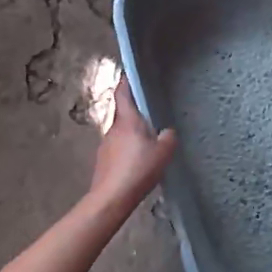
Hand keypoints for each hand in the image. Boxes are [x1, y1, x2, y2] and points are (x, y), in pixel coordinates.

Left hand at [88, 78, 178, 209]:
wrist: (111, 198)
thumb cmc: (138, 169)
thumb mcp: (163, 152)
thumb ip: (168, 137)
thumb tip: (167, 131)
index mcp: (128, 121)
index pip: (122, 93)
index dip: (126, 82)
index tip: (130, 73)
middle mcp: (113, 129)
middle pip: (123, 114)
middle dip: (135, 112)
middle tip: (151, 113)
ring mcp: (105, 145)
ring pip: (121, 133)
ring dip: (132, 133)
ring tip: (148, 142)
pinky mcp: (103, 161)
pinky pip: (118, 149)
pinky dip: (128, 150)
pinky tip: (138, 162)